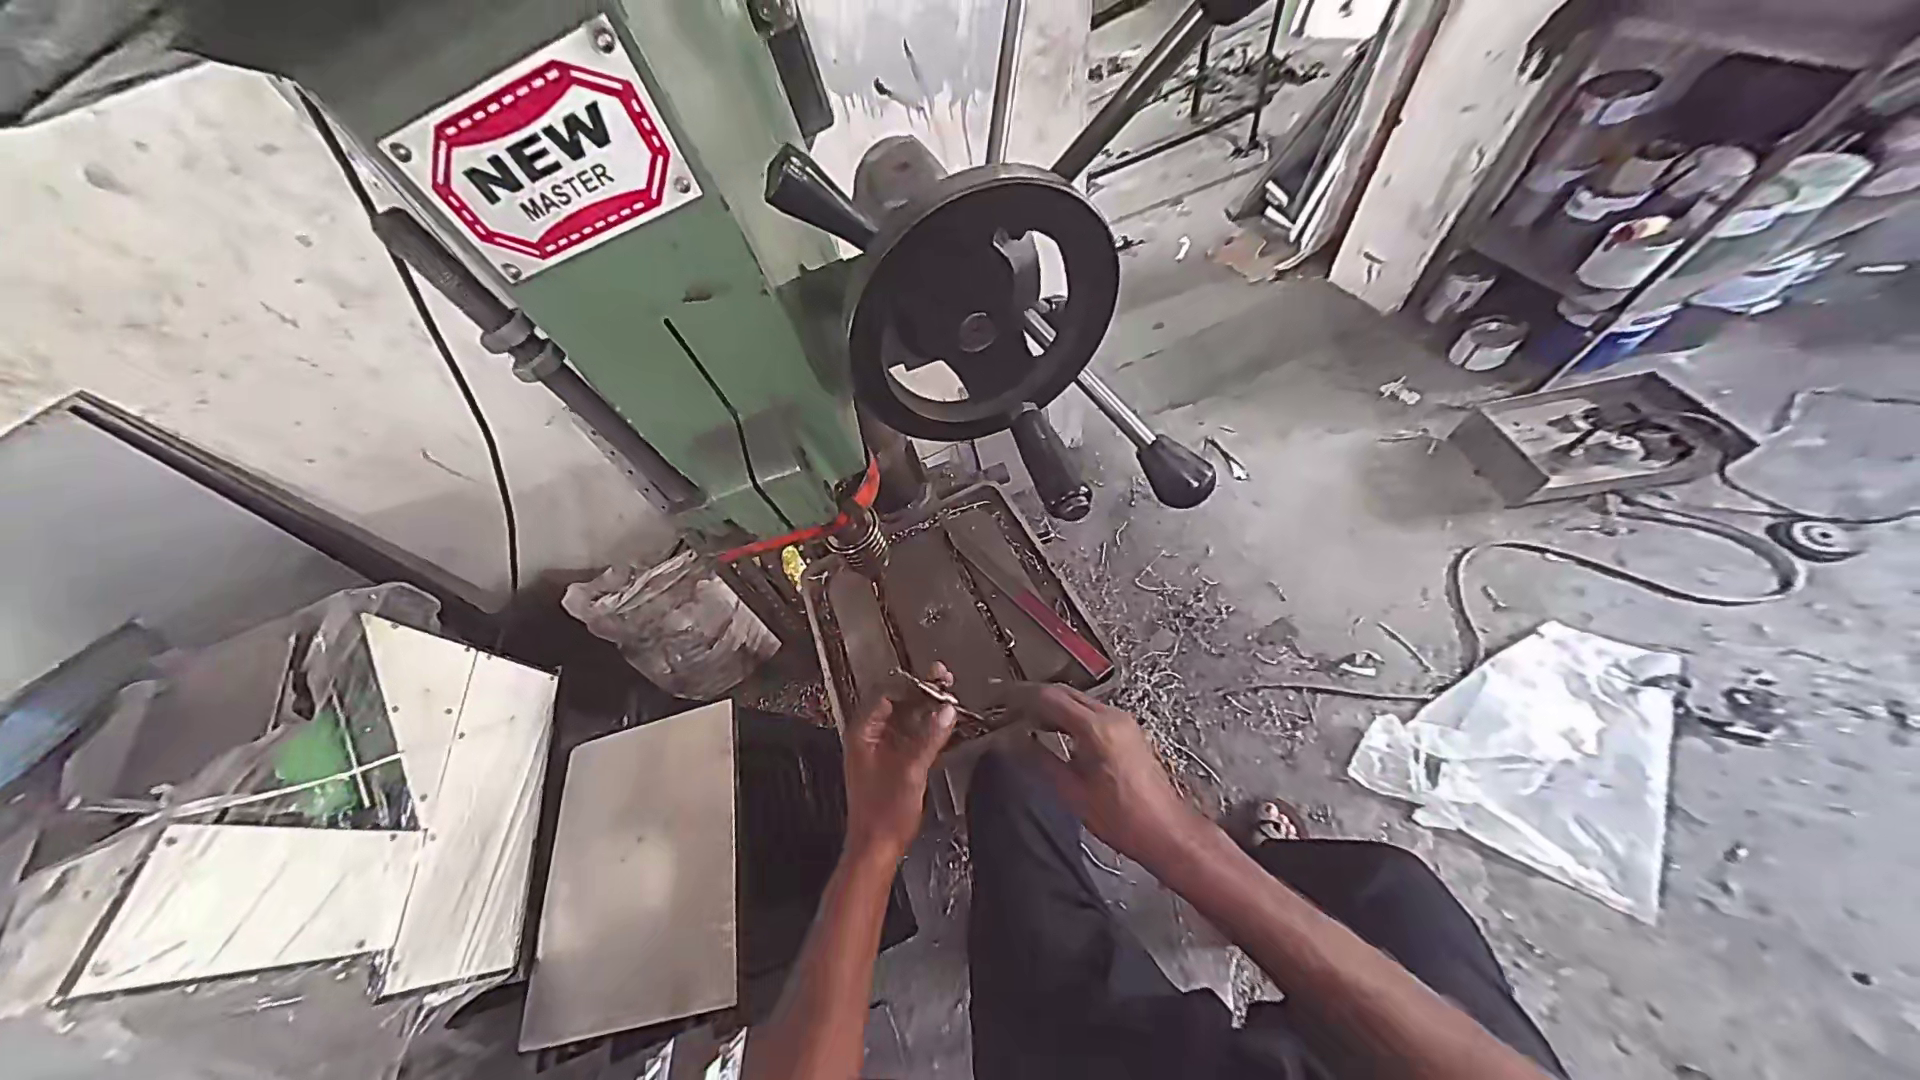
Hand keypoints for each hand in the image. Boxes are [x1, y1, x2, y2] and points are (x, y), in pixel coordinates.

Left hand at [841, 665, 957, 864]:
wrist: (877, 848)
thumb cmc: (882, 814)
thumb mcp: (910, 770)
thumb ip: (930, 737)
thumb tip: (947, 710)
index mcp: (863, 733)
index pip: (886, 693)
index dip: (912, 683)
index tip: (934, 678)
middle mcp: (870, 736)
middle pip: (898, 703)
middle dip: (923, 692)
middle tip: (944, 680)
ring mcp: (881, 749)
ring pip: (906, 718)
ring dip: (928, 709)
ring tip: (950, 697)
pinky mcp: (894, 761)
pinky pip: (912, 735)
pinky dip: (928, 728)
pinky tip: (945, 724)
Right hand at [997, 683, 1209, 868]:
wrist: (1166, 831)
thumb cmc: (1123, 818)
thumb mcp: (1071, 791)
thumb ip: (1039, 760)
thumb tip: (1013, 741)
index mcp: (1096, 728)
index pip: (1049, 697)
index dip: (1019, 696)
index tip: (999, 698)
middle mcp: (1112, 717)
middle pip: (1063, 692)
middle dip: (1032, 696)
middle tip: (1005, 704)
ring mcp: (1122, 721)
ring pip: (1077, 699)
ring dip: (1049, 704)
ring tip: (1023, 717)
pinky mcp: (1126, 730)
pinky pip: (1090, 710)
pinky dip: (1067, 713)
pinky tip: (1053, 728)